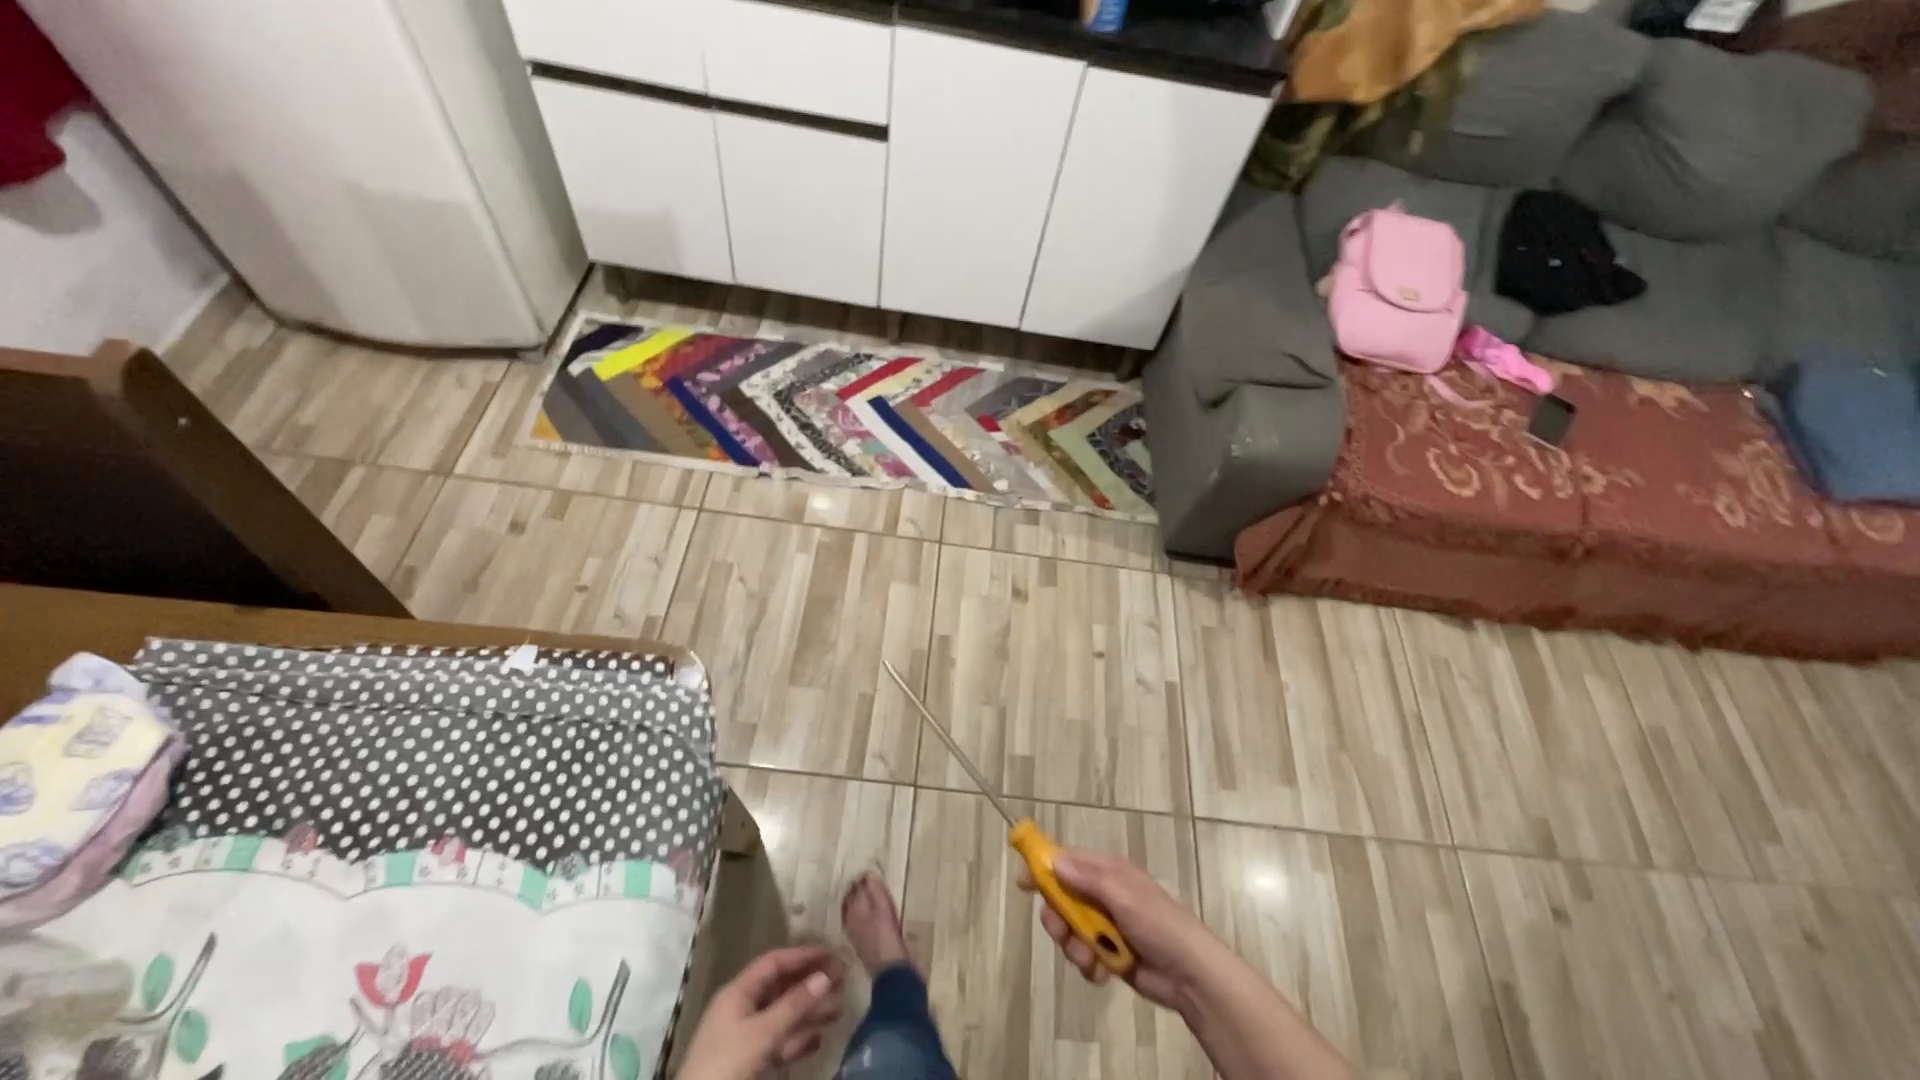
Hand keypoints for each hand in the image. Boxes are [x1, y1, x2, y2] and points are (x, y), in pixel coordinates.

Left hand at [677, 945, 845, 1079]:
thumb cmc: (728, 1062)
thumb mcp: (763, 1032)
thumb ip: (794, 1004)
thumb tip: (826, 975)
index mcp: (738, 993)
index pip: (773, 963)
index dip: (803, 955)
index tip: (832, 954)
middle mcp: (742, 1009)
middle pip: (781, 988)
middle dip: (810, 984)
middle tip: (842, 981)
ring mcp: (745, 1036)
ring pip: (783, 1016)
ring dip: (810, 1013)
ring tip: (839, 1011)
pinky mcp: (750, 1061)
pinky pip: (779, 1042)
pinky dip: (798, 1039)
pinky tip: (819, 1040)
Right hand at [1020, 848, 1220, 1010]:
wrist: (1190, 975)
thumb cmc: (1159, 925)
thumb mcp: (1124, 896)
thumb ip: (1088, 878)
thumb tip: (1053, 860)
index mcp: (1109, 872)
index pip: (1068, 861)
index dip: (1044, 868)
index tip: (1023, 883)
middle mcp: (1105, 895)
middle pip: (1062, 899)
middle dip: (1058, 919)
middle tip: (1062, 932)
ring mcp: (1107, 925)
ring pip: (1070, 930)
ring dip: (1074, 947)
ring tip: (1091, 959)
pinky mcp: (1110, 953)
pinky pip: (1084, 954)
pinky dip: (1088, 964)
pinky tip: (1101, 973)